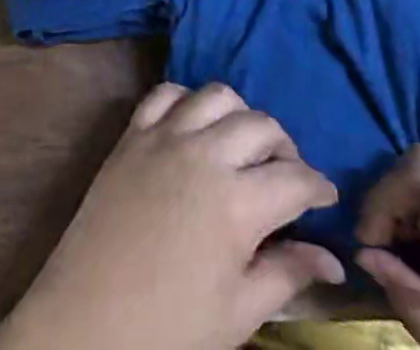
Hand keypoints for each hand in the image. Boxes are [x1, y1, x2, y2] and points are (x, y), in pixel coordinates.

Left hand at [0, 83, 345, 349]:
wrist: (85, 320)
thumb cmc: (167, 327)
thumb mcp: (237, 313)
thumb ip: (288, 275)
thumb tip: (334, 263)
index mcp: (238, 202)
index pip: (297, 179)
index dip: (319, 187)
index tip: (325, 198)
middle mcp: (204, 154)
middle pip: (262, 125)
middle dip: (285, 149)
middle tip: (284, 176)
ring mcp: (164, 137)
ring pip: (216, 95)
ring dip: (239, 115)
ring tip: (240, 146)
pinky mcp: (131, 135)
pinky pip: (164, 94)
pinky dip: (186, 100)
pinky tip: (192, 125)